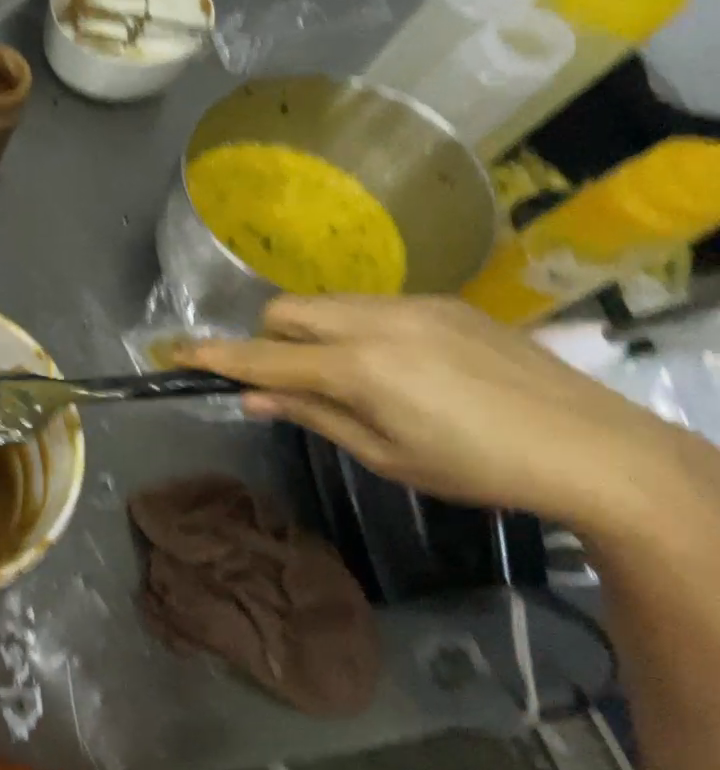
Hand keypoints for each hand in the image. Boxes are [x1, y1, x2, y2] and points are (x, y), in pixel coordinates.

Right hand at [182, 296, 698, 535]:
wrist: (596, 449)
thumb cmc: (476, 467)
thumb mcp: (383, 454)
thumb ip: (312, 414)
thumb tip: (252, 396)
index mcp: (358, 368)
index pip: (262, 356)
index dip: (213, 356)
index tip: (172, 352)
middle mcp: (378, 323)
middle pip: (286, 311)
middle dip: (269, 340)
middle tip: (291, 382)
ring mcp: (416, 306)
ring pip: (327, 303)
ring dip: (311, 331)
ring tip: (348, 375)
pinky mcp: (447, 304)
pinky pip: (372, 304)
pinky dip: (355, 327)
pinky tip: (399, 365)